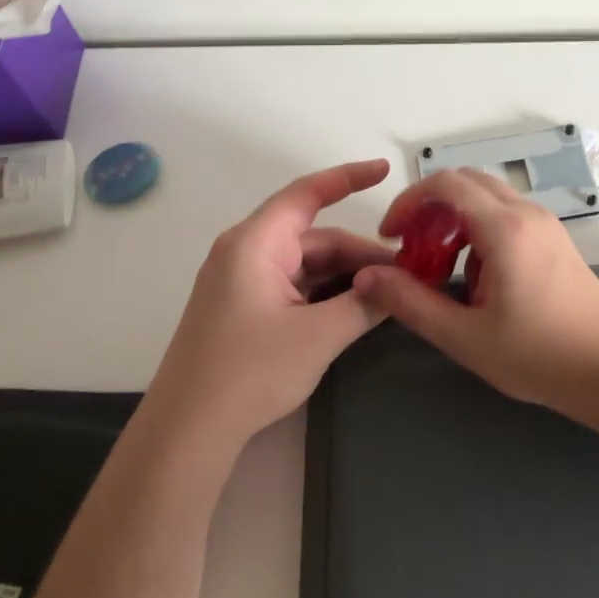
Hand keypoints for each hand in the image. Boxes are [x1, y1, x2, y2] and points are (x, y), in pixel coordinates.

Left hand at [148, 159, 393, 440]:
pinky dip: (327, 293)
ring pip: (308, 265)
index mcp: (255, 244)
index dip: (348, 178)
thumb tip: (399, 284)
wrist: (189, 427)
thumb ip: (365, 303)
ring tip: (390, 295)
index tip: (385, 170)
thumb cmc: (250, 372)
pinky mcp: (244, 308)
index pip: (307, 194)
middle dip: (361, 254)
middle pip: (315, 237)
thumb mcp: (319, 336)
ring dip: (346, 277)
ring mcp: (243, 282)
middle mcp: (246, 253)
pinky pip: (295, 286)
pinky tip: (357, 310)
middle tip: (408, 275)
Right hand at [353, 169, 598, 409]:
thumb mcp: (464, 336)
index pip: (446, 183)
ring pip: (490, 201)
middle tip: (413, 251)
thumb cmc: (537, 356)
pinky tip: (481, 284)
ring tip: (444, 274)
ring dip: (457, 224)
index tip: (391, 237)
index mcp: (505, 228)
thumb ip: (410, 302)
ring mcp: (548, 227)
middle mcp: (528, 215)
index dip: (409, 202)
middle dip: (431, 210)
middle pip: (468, 183)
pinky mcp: (558, 244)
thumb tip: (367, 276)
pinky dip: (483, 235)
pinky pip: (510, 220)